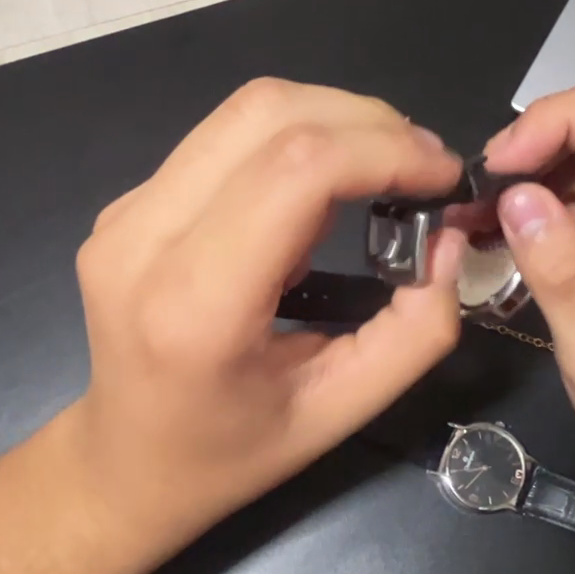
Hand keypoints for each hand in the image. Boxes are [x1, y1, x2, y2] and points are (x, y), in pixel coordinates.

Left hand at [68, 78, 465, 537]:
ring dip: (333, 122)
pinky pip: (225, 138)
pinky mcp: (127, 203)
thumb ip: (414, 333)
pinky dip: (293, 144)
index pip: (297, 169)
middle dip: (368, 121)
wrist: (124, 463)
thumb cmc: (232, 453)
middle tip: (423, 167)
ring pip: (245, 110)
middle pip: (268, 113)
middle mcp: (143, 238)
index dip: (385, 149)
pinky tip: (317, 195)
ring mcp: (126, 212)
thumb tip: (450, 238)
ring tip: (381, 174)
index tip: (443, 176)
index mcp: (196, 304)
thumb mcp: (340, 412)